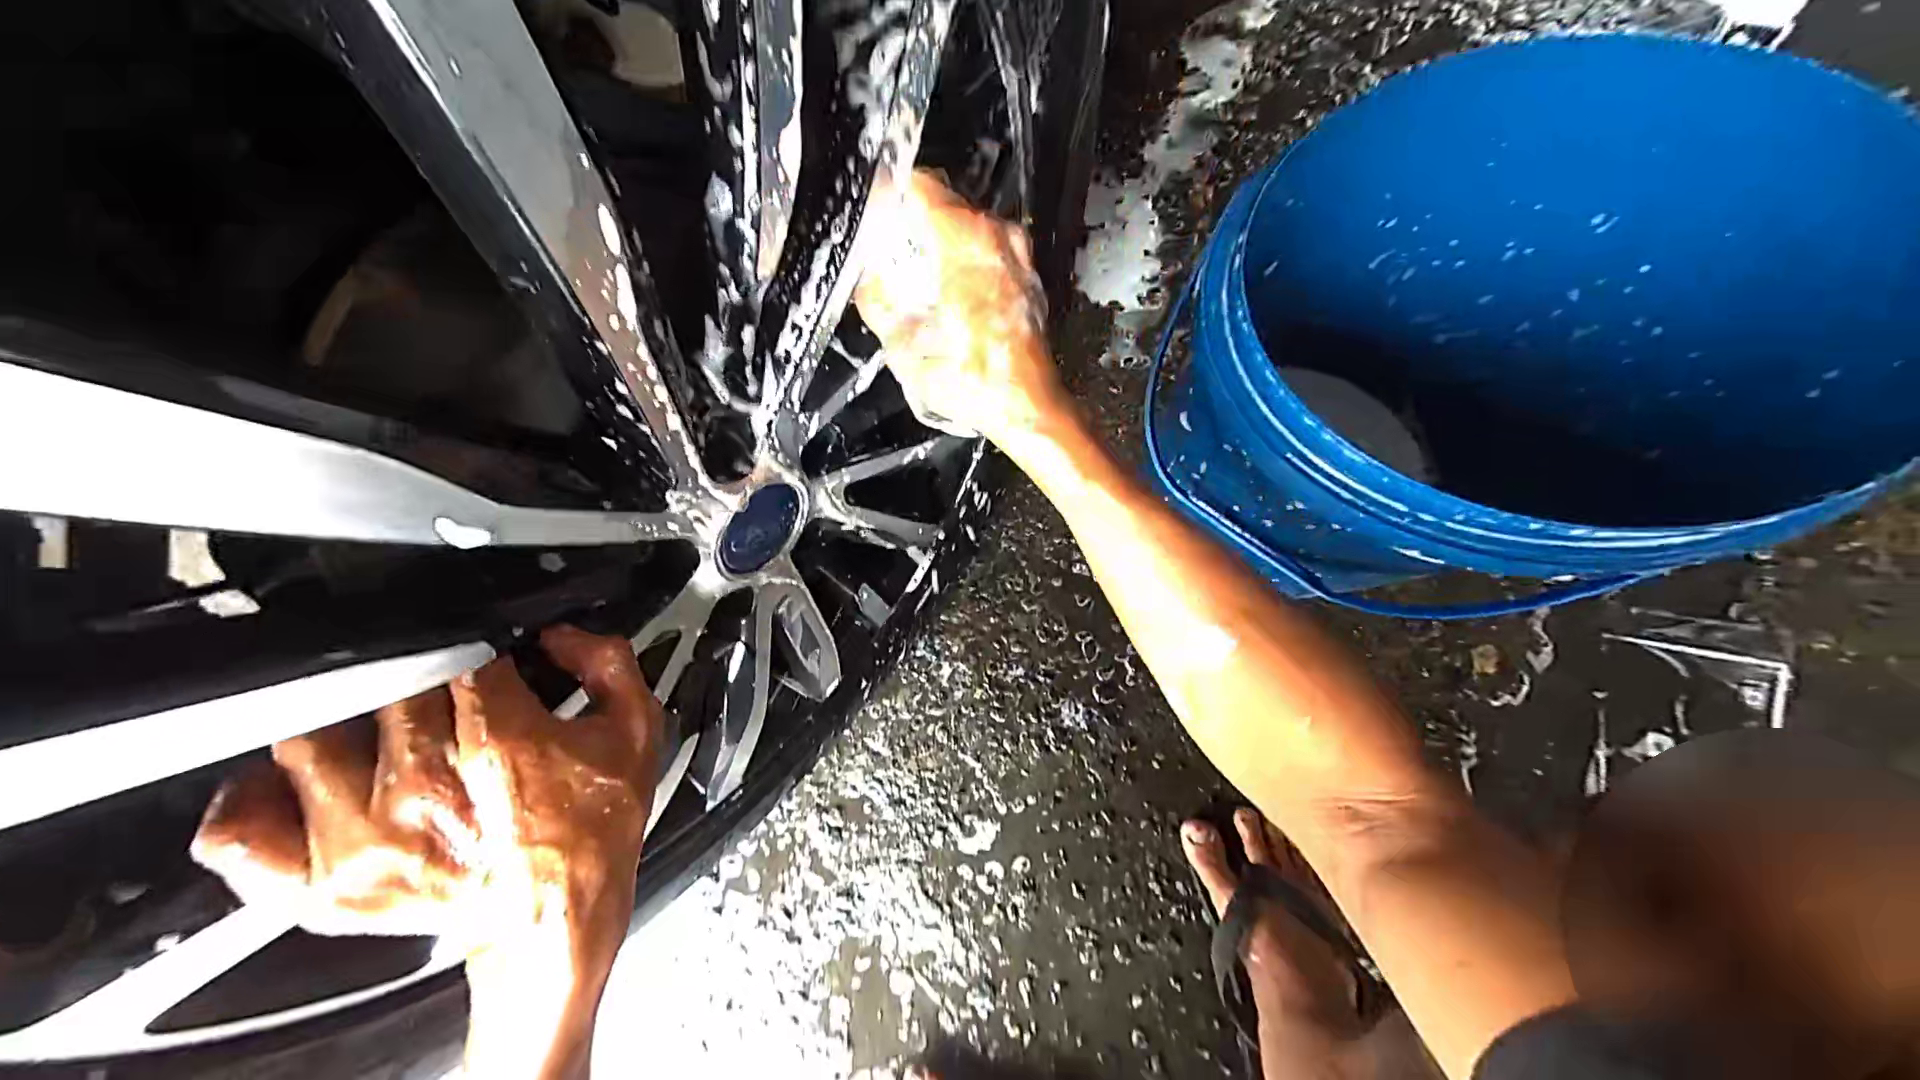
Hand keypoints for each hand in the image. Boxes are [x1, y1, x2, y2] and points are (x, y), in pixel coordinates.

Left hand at [192, 626, 665, 1078]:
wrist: (558, 914)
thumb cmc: (594, 829)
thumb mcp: (634, 731)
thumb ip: (608, 664)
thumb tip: (563, 636)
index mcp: (499, 741)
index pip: (459, 652)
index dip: (480, 644)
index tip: (495, 659)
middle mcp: (422, 785)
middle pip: (385, 685)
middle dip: (427, 679)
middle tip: (457, 699)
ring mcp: (362, 838)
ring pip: (309, 737)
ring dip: (351, 724)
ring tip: (390, 733)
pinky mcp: (322, 884)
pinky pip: (240, 831)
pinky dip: (255, 796)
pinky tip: (300, 780)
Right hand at [854, 169, 1067, 444]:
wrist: (1026, 408)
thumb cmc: (975, 381)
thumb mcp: (903, 347)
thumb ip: (878, 301)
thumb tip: (868, 279)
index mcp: (965, 241)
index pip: (920, 186)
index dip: (891, 195)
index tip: (877, 213)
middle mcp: (997, 238)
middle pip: (945, 205)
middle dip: (913, 226)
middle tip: (891, 257)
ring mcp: (1018, 257)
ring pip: (968, 227)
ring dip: (940, 245)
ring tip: (919, 282)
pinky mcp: (1027, 278)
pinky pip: (989, 251)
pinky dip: (965, 262)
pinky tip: (949, 297)